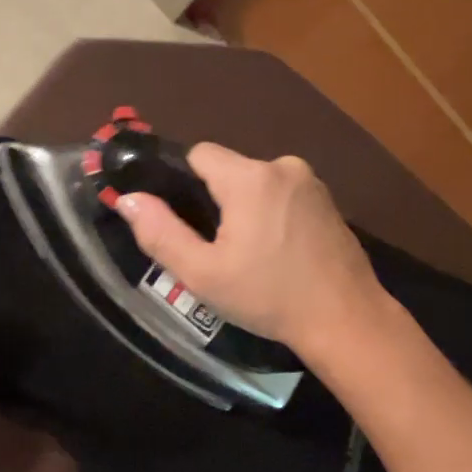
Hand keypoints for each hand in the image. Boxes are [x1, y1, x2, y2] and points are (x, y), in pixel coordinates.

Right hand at [116, 143, 388, 351]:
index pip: (199, 154)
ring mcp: (311, 182)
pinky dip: (271, 217)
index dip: (183, 184)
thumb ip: (161, 233)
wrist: (344, 318)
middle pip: (229, 170)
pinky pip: (283, 196)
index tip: (185, 223)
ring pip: (256, 184)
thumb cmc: (268, 297)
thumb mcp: (203, 274)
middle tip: (216, 251)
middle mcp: (283, 166)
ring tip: (248, 257)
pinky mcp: (328, 201)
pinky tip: (276, 254)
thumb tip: (128, 199)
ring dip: (245, 210)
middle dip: (215, 202)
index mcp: (249, 178)